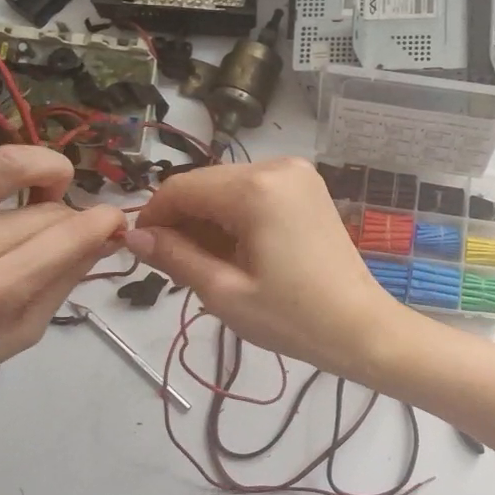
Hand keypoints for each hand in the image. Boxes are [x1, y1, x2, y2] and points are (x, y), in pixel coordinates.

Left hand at [0, 88, 126, 418]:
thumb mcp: (22, 334)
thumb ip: (65, 281)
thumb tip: (106, 234)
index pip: (70, 234)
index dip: (104, 222)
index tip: (113, 222)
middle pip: (42, 206)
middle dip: (68, 213)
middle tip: (62, 228)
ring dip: (38, 165)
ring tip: (42, 181)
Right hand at [125, 157, 414, 379]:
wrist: (362, 329)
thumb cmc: (293, 318)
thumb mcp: (224, 293)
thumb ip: (175, 257)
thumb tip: (133, 237)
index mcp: (256, 188)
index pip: (181, 188)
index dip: (153, 217)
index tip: (141, 252)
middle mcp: (278, 166)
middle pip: (206, 185)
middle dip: (184, 222)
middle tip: (178, 270)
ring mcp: (299, 175)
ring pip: (228, 189)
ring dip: (210, 222)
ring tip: (210, 268)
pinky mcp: (309, 190)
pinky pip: (256, 195)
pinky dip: (237, 220)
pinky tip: (238, 255)